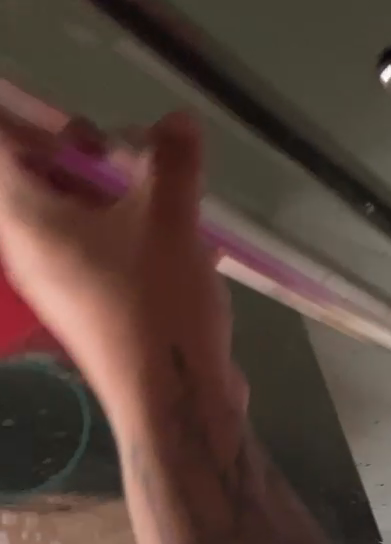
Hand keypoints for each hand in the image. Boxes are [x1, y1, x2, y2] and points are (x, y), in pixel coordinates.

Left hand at [0, 111, 238, 418]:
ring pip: (70, 219)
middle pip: (32, 180)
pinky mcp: (91, 305)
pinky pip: (96, 254)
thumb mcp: (172, 227)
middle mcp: (22, 241)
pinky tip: (182, 257)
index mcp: (19, 212)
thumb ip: (173, 169)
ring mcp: (56, 277)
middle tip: (142, 169)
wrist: (171, 391)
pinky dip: (131, 241)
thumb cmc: (157, 302)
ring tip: (175, 216)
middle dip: (87, 165)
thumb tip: (179, 117)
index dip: (38, 125)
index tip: (99, 136)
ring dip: (118, 205)